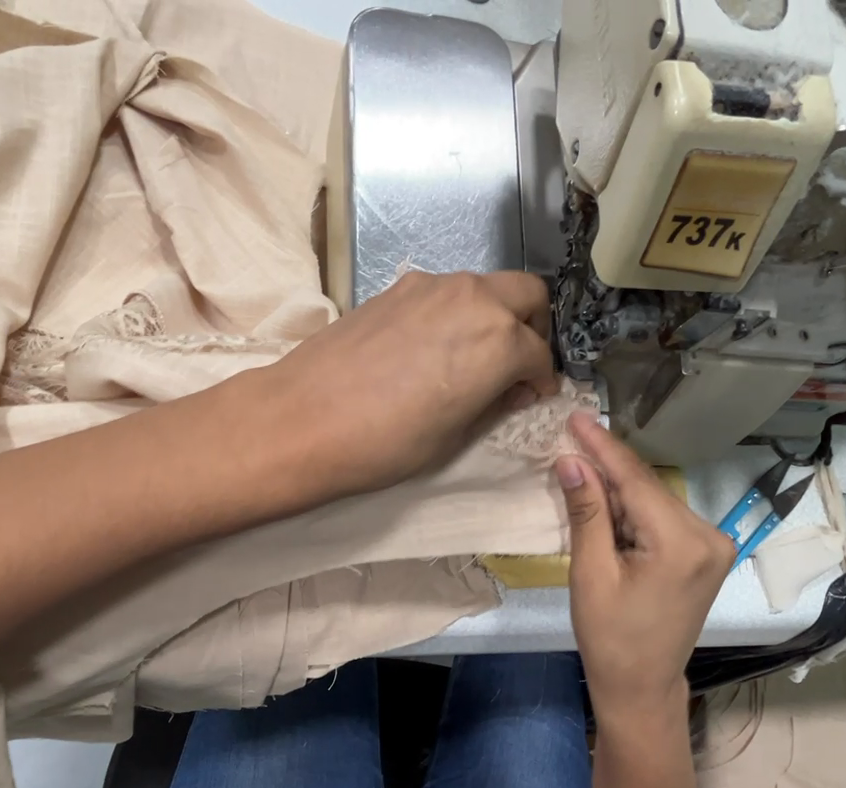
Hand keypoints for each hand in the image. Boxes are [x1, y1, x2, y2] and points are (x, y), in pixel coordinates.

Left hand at [261, 271, 557, 496]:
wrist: (304, 419)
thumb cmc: (386, 442)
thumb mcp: (455, 436)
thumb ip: (493, 402)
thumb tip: (509, 388)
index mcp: (499, 341)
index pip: (540, 353)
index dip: (541, 380)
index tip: (530, 397)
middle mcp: (473, 299)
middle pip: (527, 294)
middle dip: (533, 328)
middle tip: (516, 365)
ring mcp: (432, 287)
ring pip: (485, 287)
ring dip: (494, 316)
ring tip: (473, 358)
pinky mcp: (397, 287)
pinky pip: (446, 292)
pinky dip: (457, 313)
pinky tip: (433, 348)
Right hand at [557, 412, 734, 721]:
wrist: (642, 685)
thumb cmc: (610, 638)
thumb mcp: (591, 574)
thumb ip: (587, 513)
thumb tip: (571, 461)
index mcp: (682, 544)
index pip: (636, 481)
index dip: (602, 447)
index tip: (576, 416)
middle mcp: (709, 536)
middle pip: (647, 488)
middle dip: (606, 468)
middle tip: (568, 442)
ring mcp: (714, 545)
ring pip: (654, 500)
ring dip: (618, 490)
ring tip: (579, 473)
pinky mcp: (707, 553)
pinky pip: (663, 518)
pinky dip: (634, 511)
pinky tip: (606, 505)